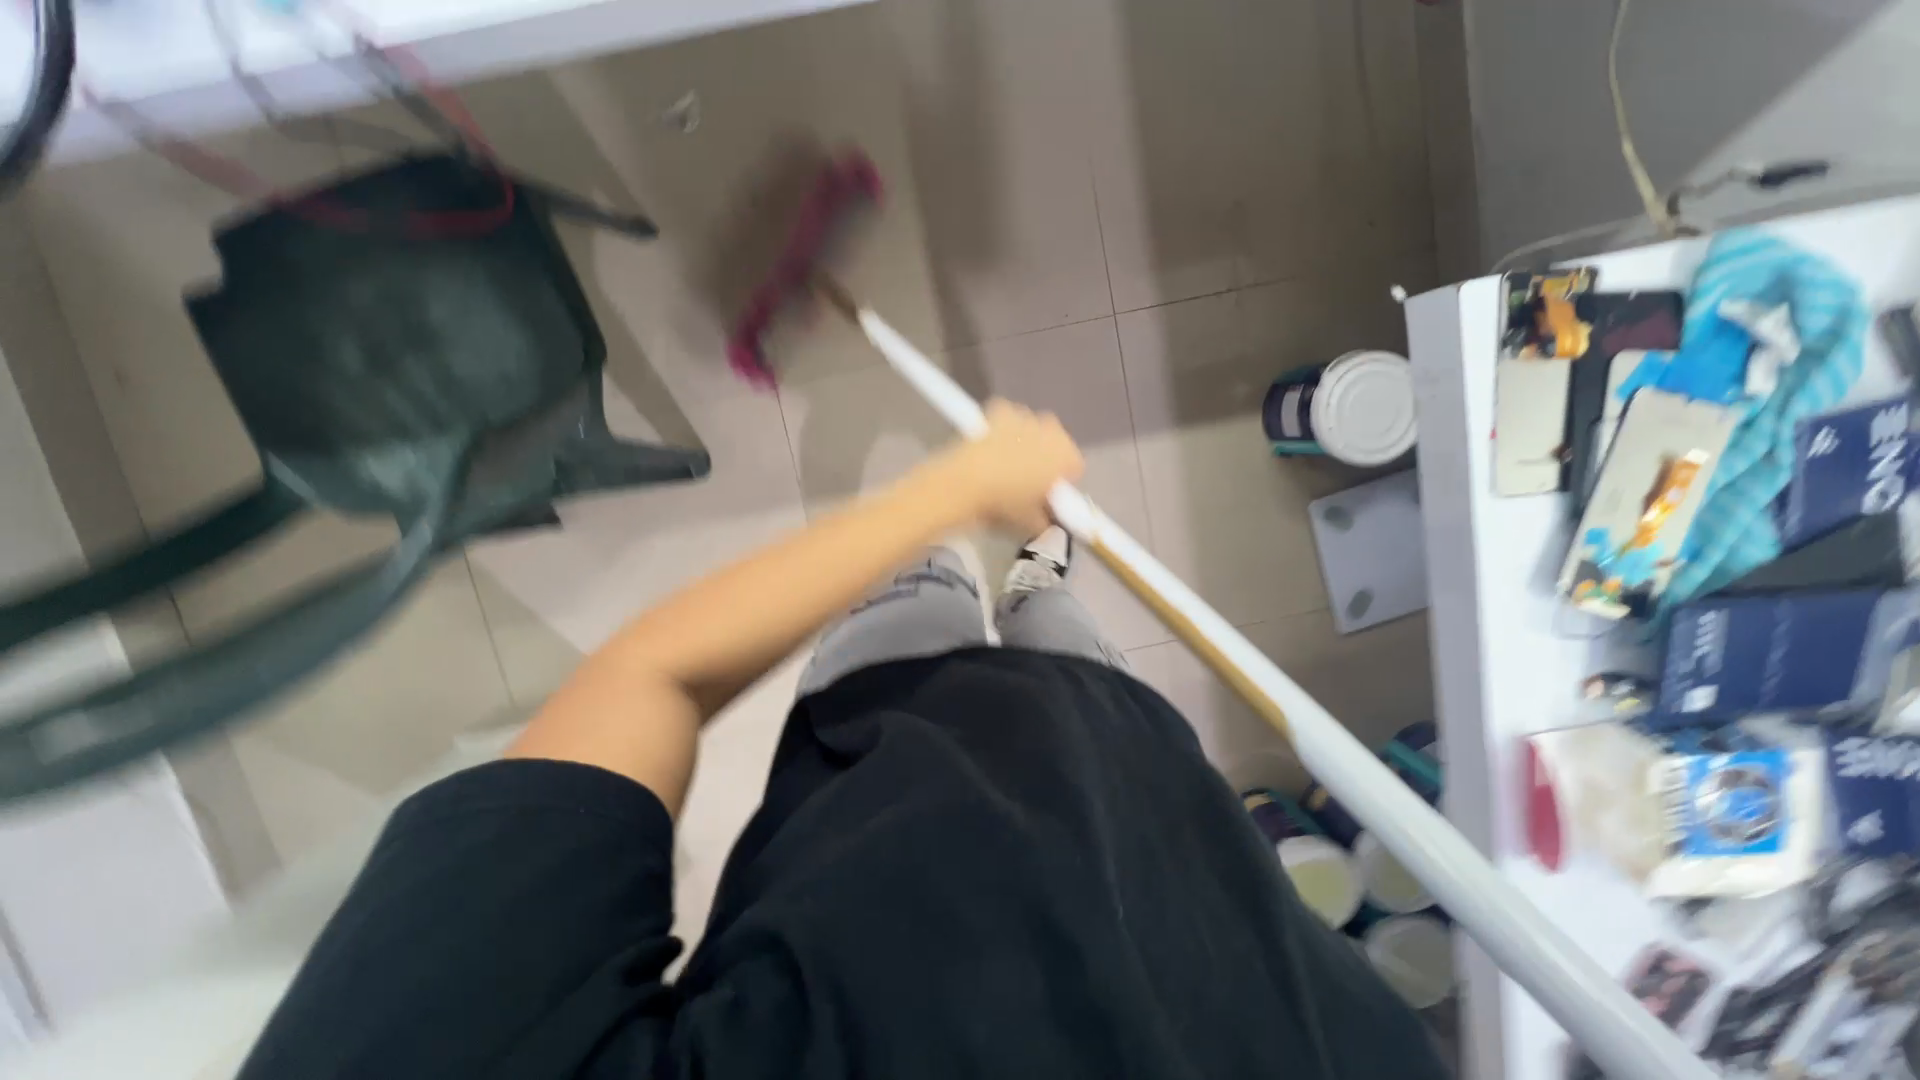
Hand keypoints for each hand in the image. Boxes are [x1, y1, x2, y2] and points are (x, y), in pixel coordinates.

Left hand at [926, 400, 1084, 535]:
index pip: (1075, 467)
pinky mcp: (999, 410)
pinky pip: (1008, 418)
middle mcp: (1052, 429)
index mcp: (1066, 455)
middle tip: (1028, 480)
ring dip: (1026, 440)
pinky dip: (1003, 427)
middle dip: (1047, 458)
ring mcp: (1025, 416)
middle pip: (1056, 443)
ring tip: (1007, 462)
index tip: (1048, 494)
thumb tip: (1046, 519)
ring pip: (1033, 428)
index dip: (1062, 481)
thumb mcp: (1031, 522)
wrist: (966, 483)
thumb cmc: (1005, 503)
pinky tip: (992, 443)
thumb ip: (1046, 519)